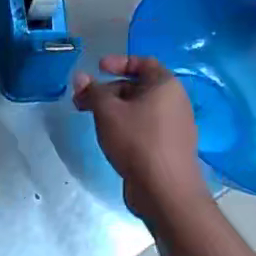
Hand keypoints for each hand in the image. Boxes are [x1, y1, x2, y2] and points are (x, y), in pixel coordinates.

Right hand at [72, 55, 206, 223]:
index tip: (98, 68)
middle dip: (107, 90)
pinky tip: (110, 138)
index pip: (143, 62)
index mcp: (166, 85)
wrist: (166, 193)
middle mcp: (175, 102)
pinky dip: (125, 126)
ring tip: (91, 120)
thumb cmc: (138, 141)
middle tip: (82, 100)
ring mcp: (175, 128)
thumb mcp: (107, 111)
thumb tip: (80, 77)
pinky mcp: (169, 149)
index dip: (119, 62)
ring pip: (139, 109)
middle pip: (137, 87)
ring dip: (113, 110)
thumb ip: (92, 90)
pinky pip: (145, 128)